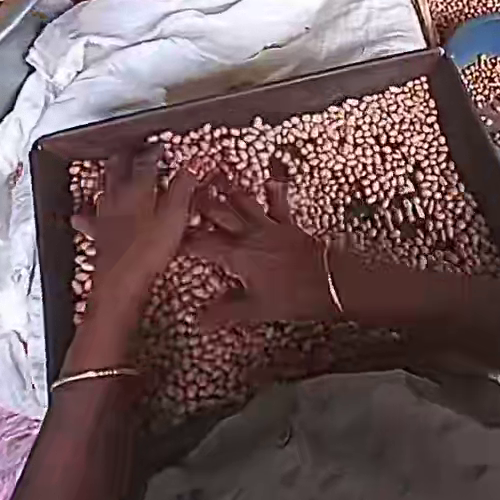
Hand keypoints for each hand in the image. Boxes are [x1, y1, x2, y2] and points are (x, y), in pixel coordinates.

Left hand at [72, 146, 200, 318]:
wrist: (121, 281)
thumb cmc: (150, 249)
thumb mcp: (176, 216)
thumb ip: (183, 189)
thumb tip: (193, 166)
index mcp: (138, 188)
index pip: (146, 161)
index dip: (154, 151)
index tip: (161, 147)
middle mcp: (117, 196)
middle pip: (117, 166)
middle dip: (127, 155)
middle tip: (136, 151)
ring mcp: (104, 214)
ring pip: (104, 186)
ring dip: (111, 176)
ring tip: (116, 171)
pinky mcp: (97, 232)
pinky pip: (91, 215)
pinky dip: (89, 210)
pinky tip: (81, 215)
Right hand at [184, 176, 338, 328]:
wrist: (330, 282)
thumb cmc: (293, 296)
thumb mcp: (256, 309)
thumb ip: (225, 311)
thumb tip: (199, 321)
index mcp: (236, 255)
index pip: (201, 243)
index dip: (183, 240)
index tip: (169, 238)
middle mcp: (249, 234)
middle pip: (217, 213)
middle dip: (198, 204)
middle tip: (183, 195)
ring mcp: (270, 225)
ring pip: (242, 201)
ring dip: (228, 191)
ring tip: (214, 180)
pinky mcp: (288, 223)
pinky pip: (277, 201)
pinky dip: (272, 189)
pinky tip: (269, 178)